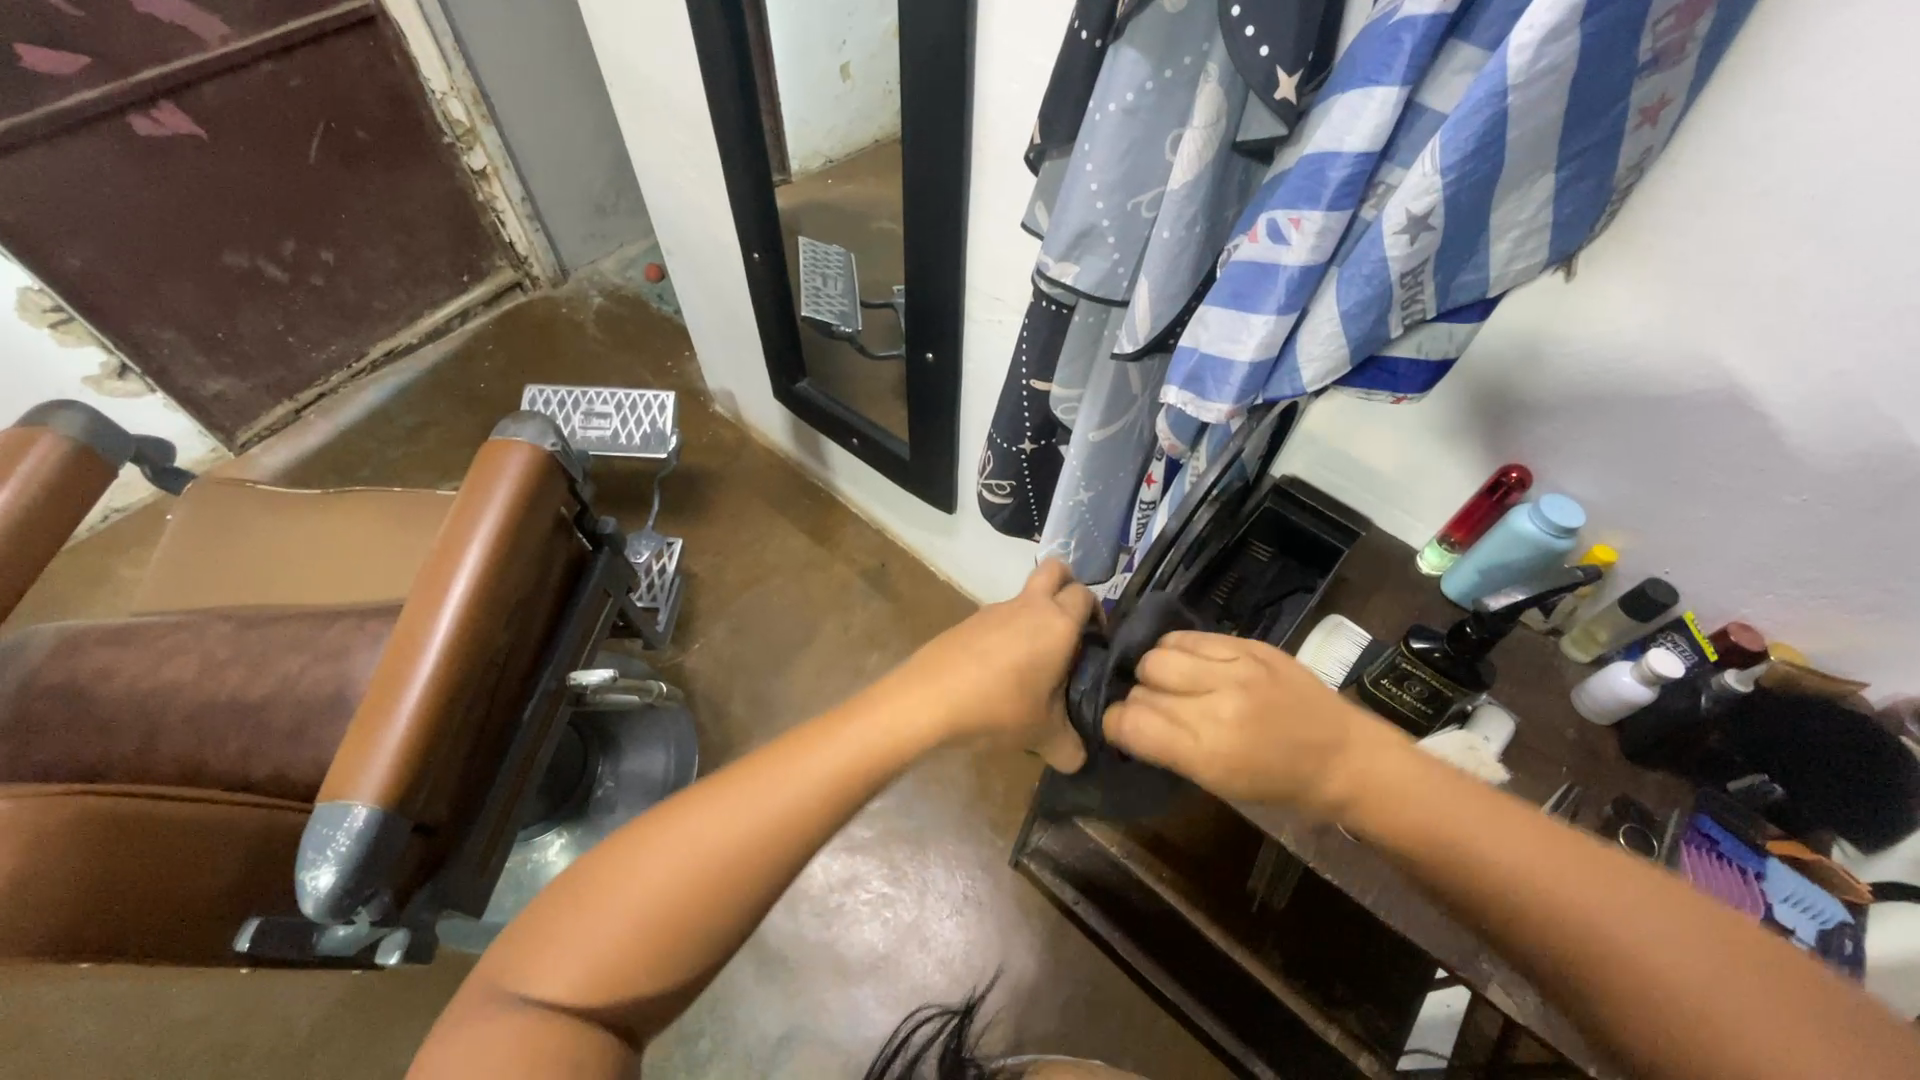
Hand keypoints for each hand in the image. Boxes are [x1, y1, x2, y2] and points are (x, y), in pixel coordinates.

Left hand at [879, 560, 1093, 770]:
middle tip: (1070, 625)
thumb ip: (1069, 747)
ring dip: (1033, 616)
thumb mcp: (1042, 736)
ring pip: (1023, 597)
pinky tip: (997, 674)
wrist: (927, 699)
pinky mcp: (967, 623)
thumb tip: (1079, 758)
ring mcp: (994, 610)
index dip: (1096, 612)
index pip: (1087, 595)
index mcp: (1058, 624)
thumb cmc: (999, 708)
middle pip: (1056, 570)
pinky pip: (997, 620)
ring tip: (1031, 664)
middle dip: (1067, 585)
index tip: (1096, 641)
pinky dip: (1005, 635)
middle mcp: (1029, 606)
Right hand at [1102, 631, 1407, 816]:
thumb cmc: (1277, 783)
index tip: (1123, 729)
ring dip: (1155, 669)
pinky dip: (1179, 650)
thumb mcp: (1216, 783)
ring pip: (1159, 652)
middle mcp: (1217, 704)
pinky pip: (1189, 636)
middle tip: (1155, 708)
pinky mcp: (1250, 645)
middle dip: (1137, 696)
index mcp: (1207, 751)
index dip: (1115, 724)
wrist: (1344, 756)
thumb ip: (1167, 750)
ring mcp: (1236, 668)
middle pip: (1141, 682)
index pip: (1128, 722)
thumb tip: (1127, 721)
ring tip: (1171, 682)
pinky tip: (1190, 664)